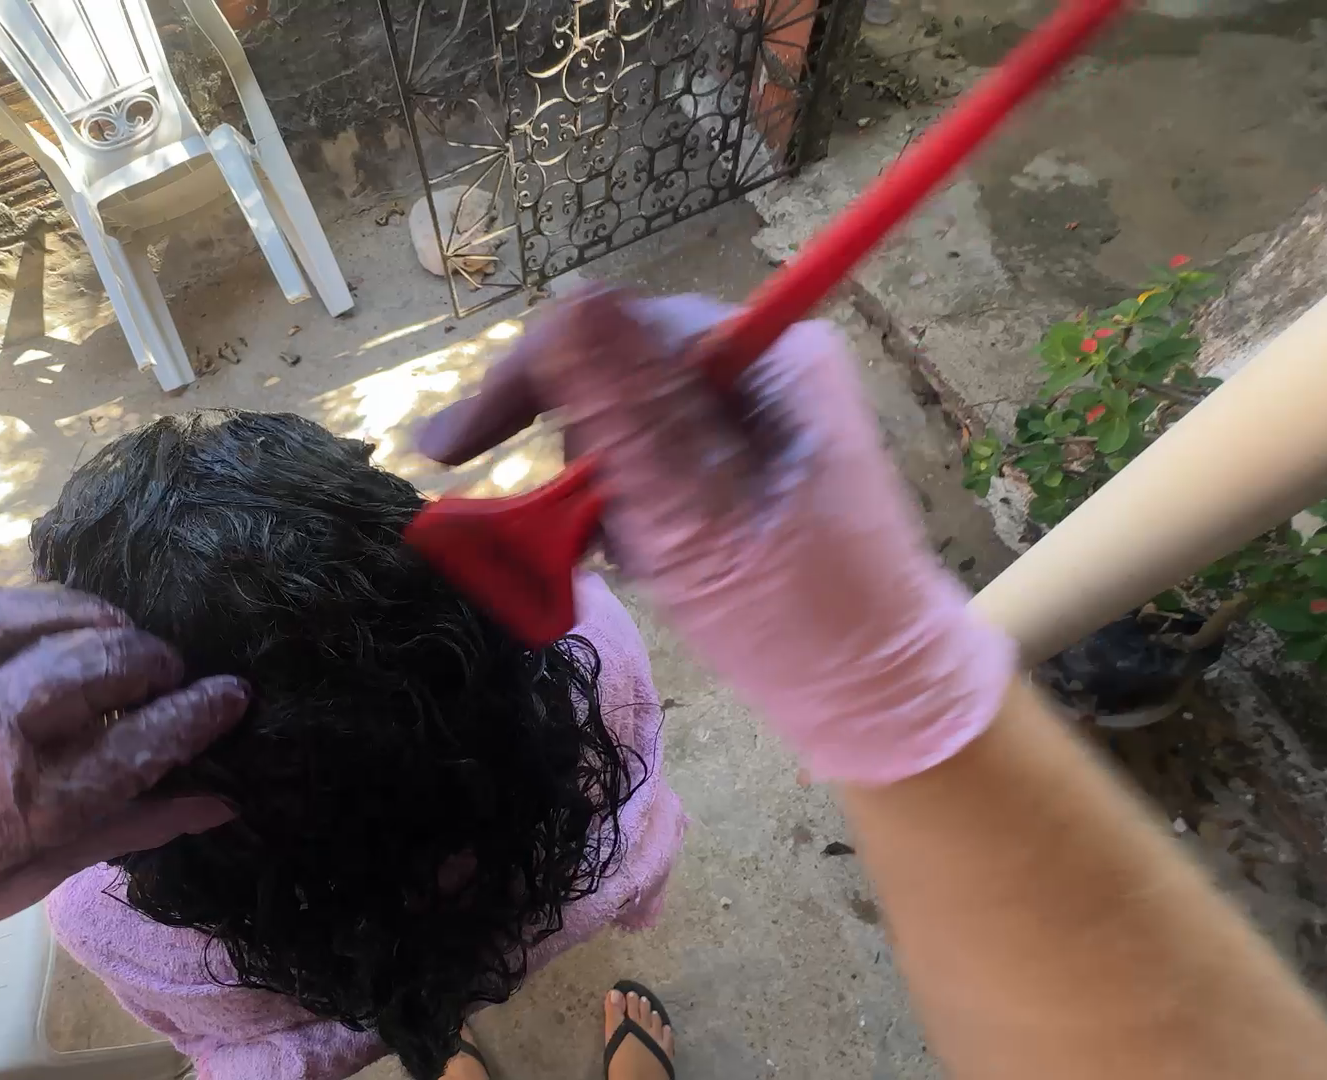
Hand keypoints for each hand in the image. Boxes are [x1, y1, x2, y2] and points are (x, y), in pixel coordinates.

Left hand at [0, 585, 249, 1020]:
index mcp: (13, 812)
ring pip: (21, 621)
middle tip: (167, 668)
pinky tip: (52, 620)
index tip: (234, 693)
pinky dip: (23, 602)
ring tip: (118, 633)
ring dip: (88, 617)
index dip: (194, 715)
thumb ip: (140, 824)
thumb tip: (226, 801)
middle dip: (142, 659)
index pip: (130, 749)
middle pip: (77, 671)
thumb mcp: (50, 870)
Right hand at [420, 289, 1014, 784]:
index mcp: (763, 359)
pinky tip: (656, 554)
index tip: (453, 449)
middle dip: (584, 457)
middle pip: (613, 374)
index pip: (612, 329)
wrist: (874, 695)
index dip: (525, 379)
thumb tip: (564, 308)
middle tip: (585, 530)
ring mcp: (747, 414)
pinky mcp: (736, 458)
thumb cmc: (803, 621)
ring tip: (644, 557)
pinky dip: (631, 512)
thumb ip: (631, 414)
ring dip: (610, 494)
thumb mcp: (700, 519)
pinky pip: (648, 461)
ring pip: (623, 425)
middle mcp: (755, 369)